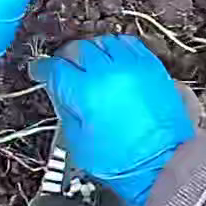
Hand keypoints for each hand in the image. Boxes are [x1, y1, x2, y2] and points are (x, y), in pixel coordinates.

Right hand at [30, 35, 194, 205]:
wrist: (165, 163)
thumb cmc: (123, 162)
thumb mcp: (79, 143)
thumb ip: (67, 110)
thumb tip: (61, 92)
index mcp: (87, 92)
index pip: (56, 68)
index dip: (43, 68)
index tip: (40, 70)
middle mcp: (109, 72)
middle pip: (79, 48)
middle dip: (67, 58)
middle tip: (64, 69)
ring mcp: (133, 66)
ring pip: (105, 41)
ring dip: (93, 50)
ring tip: (90, 64)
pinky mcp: (153, 66)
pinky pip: (130, 44)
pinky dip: (118, 48)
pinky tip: (114, 60)